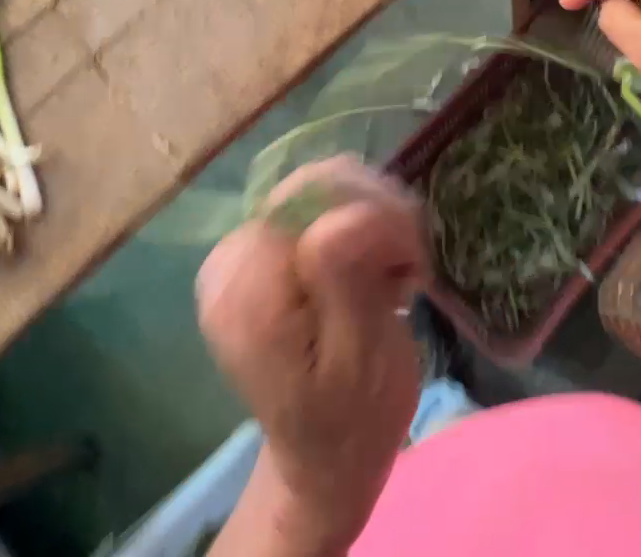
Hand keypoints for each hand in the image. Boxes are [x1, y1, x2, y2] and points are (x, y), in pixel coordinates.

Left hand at [197, 157, 425, 550]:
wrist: (325, 456)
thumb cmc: (352, 421)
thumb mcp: (360, 362)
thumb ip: (345, 283)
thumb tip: (347, 215)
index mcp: (244, 291)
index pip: (308, 201)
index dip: (371, 216)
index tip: (410, 266)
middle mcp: (231, 259)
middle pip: (313, 184)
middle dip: (377, 213)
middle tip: (409, 269)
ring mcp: (244, 249)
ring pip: (323, 184)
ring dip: (375, 216)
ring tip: (395, 272)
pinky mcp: (266, 246)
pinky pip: (320, 203)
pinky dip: (362, 223)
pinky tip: (379, 265)